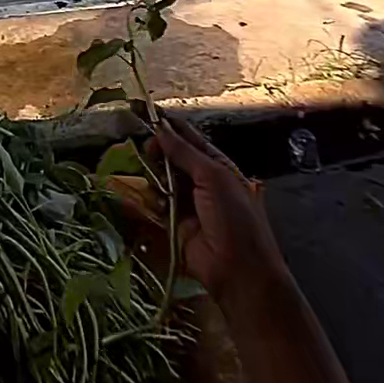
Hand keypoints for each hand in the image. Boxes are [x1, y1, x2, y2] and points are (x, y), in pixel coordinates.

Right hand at [148, 111, 285, 297]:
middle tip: (146, 150)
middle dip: (158, 150)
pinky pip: (156, 203)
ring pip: (162, 178)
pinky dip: (150, 198)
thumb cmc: (233, 217)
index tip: (146, 113)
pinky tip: (147, 198)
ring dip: (153, 175)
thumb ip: (184, 152)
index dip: (170, 126)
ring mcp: (187, 202)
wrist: (237, 270)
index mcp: (217, 166)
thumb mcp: (212, 177)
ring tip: (147, 174)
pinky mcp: (173, 222)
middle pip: (172, 157)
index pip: (190, 139)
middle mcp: (201, 180)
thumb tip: (161, 128)